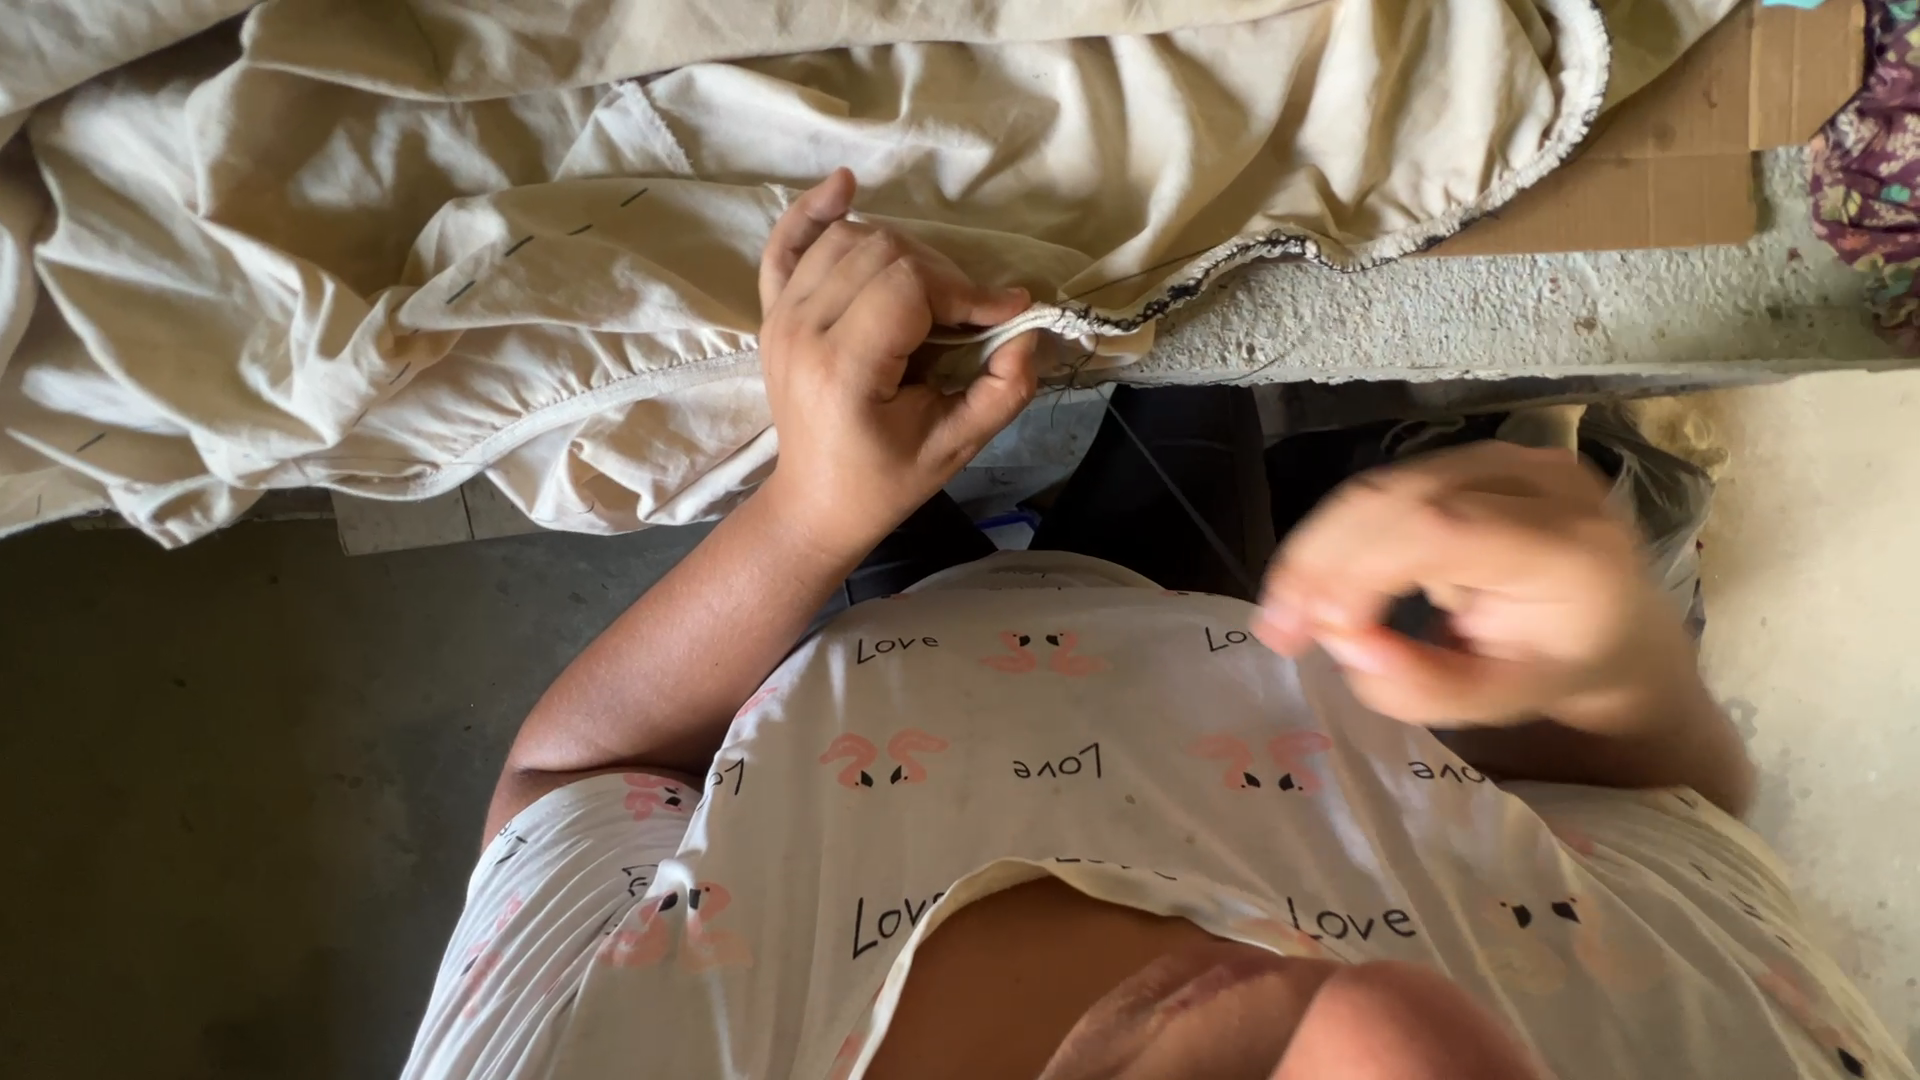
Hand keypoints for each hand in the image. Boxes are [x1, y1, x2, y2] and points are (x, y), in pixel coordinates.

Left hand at [753, 169, 1038, 557]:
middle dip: (941, 273)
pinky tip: (847, 187)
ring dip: (902, 252)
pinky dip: (815, 211)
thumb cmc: (887, 482)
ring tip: (931, 293)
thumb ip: (1002, 392)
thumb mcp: (955, 448)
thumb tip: (1026, 331)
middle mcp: (801, 329)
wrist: (817, 502)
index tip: (1002, 315)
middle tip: (969, 315)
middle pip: (882, 250)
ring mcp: (779, 316)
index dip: (965, 290)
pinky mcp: (771, 313)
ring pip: (848, 238)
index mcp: (843, 368)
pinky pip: (787, 243)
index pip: (909, 283)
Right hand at [1252, 441, 1693, 727]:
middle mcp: (1535, 480)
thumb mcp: (1502, 702)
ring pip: (1372, 489)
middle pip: (1393, 498)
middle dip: (1319, 561)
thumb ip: (1425, 688)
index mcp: (1567, 544)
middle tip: (1278, 627)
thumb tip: (1346, 644)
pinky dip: (1330, 536)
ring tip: (1283, 609)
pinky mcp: (1464, 459)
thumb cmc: (1561, 669)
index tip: (1320, 631)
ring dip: (1314, 549)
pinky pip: (1376, 491)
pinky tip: (1312, 580)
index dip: (1359, 570)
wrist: (1613, 625)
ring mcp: (1499, 459)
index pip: (1439, 527)